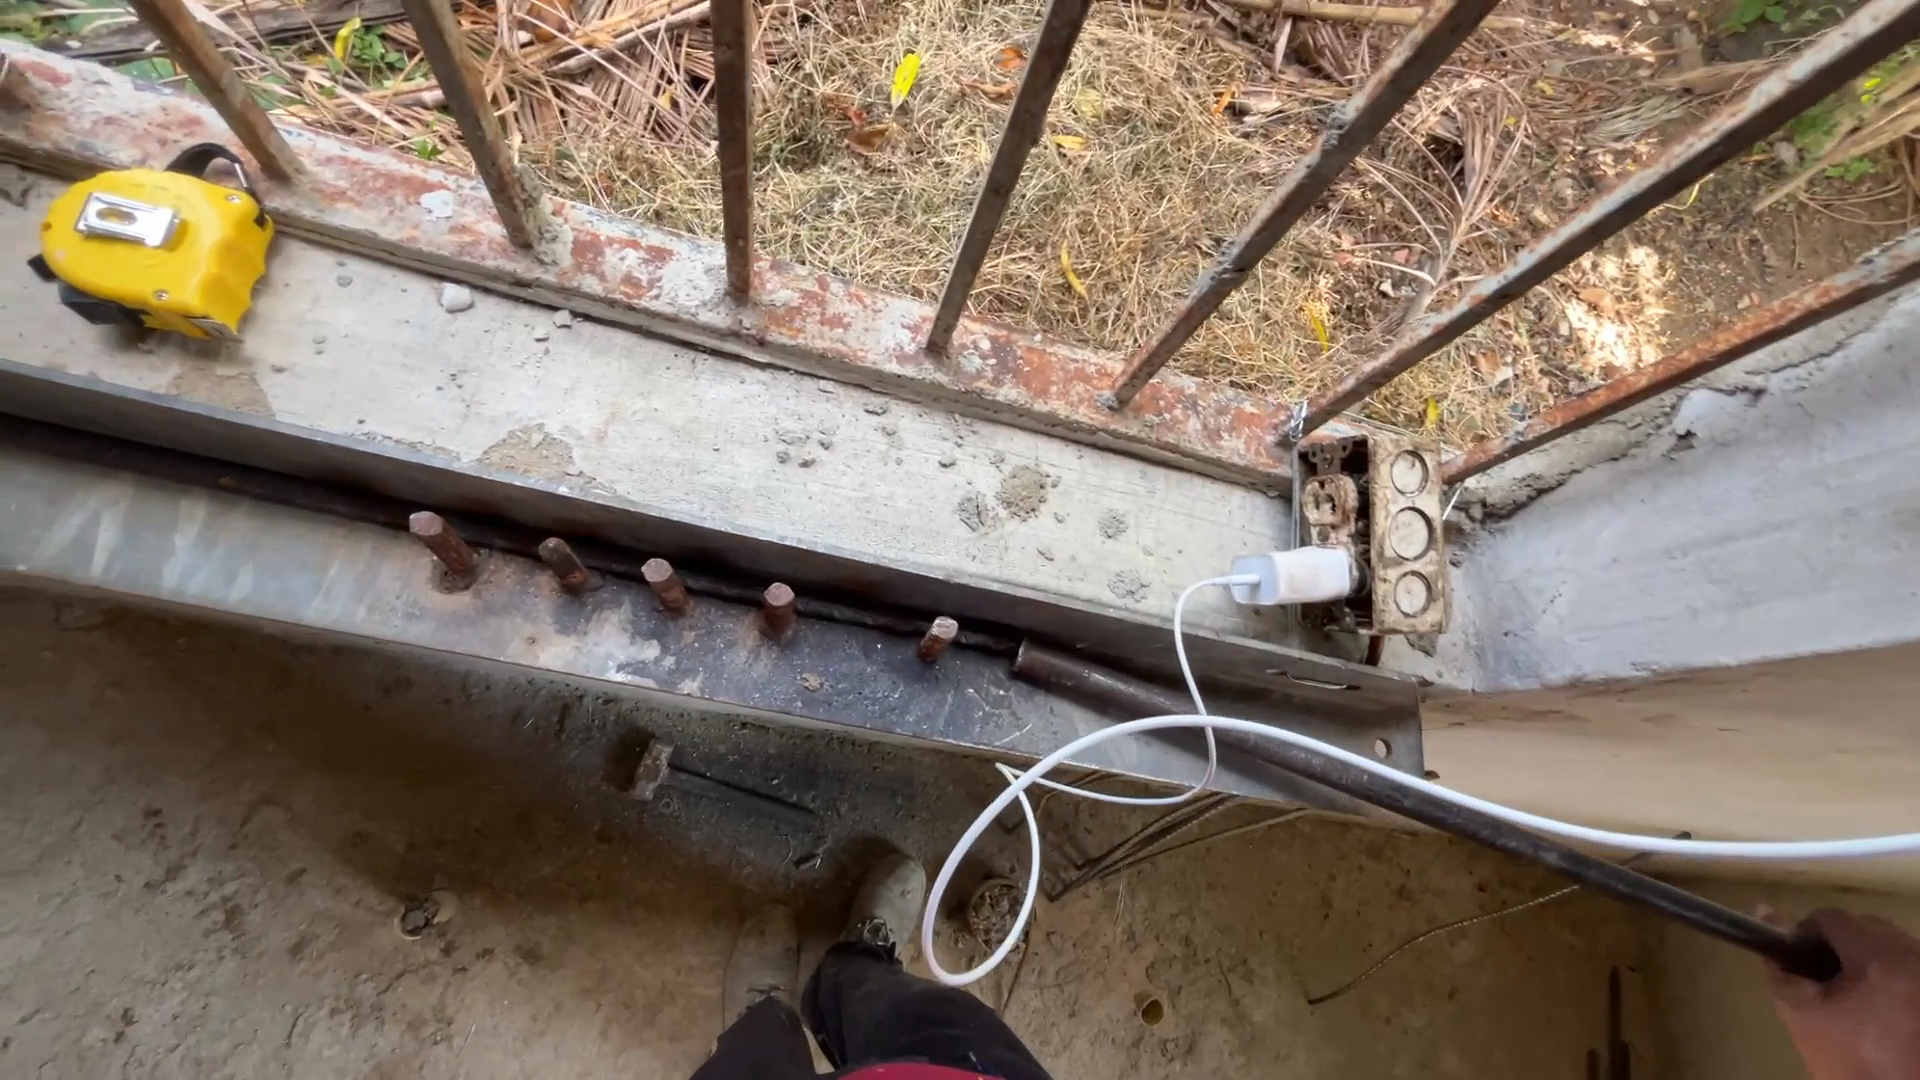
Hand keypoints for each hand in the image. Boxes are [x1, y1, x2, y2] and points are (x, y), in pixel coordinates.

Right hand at [1766, 907, 1919, 1079]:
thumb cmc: (1854, 1057)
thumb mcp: (1800, 1010)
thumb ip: (1781, 961)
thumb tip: (1764, 912)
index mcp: (1881, 961)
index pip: (1833, 919)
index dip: (1808, 934)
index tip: (1802, 962)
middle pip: (1872, 930)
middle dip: (1846, 948)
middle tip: (1832, 981)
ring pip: (1901, 952)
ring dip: (1876, 964)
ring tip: (1866, 1001)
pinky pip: (1917, 973)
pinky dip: (1903, 983)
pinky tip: (1897, 1015)